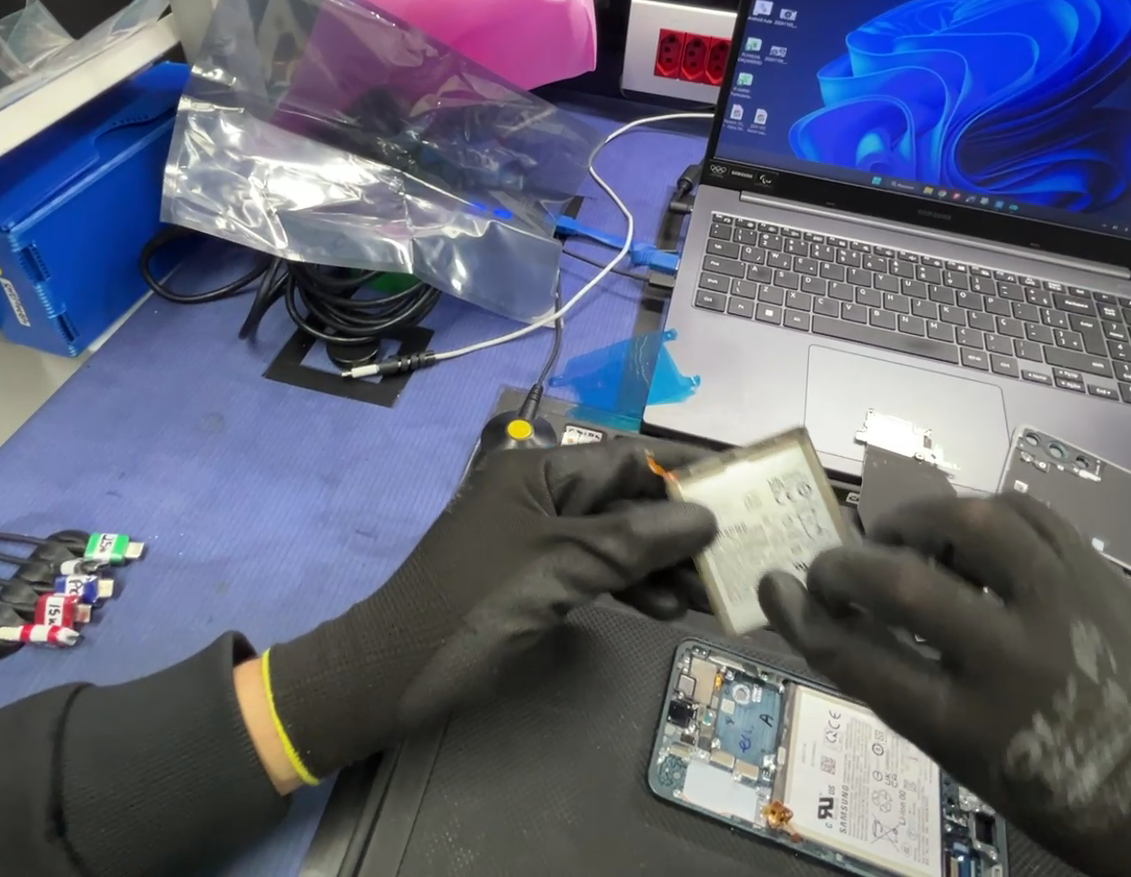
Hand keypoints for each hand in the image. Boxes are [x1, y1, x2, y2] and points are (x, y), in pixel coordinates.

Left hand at [261, 441, 715, 782]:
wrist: (394, 673)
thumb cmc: (472, 606)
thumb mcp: (557, 567)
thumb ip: (632, 540)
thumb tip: (705, 517)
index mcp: (538, 471)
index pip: (624, 458)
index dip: (679, 469)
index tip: (737, 480)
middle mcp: (542, 494)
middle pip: (624, 501)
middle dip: (676, 528)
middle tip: (731, 552)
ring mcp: (538, 538)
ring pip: (614, 541)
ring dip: (659, 564)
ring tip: (708, 593)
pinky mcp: (536, 578)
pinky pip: (594, 572)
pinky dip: (628, 587)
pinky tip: (665, 609)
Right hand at [759, 494, 1130, 876]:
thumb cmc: (1050, 791)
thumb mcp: (956, 755)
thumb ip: (887, 676)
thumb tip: (818, 606)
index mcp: (972, 726)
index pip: (855, 657)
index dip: (799, 616)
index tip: (777, 587)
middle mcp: (1018, 660)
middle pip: (901, 583)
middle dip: (841, 568)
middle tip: (832, 572)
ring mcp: (1068, 608)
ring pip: (971, 522)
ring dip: (912, 521)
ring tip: (897, 537)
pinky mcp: (1102, 577)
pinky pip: (1026, 512)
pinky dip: (979, 512)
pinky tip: (965, 534)